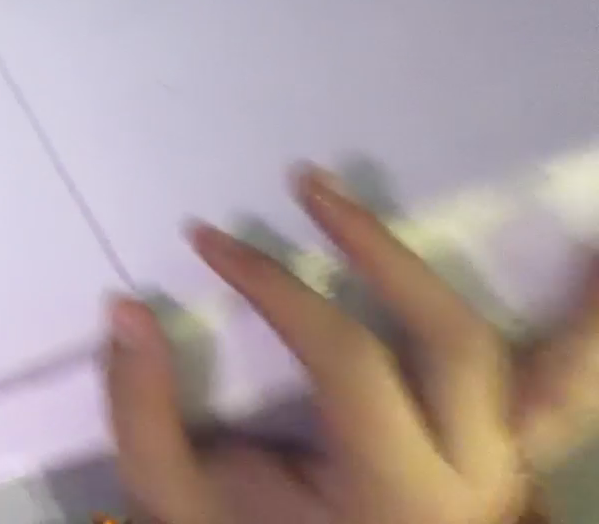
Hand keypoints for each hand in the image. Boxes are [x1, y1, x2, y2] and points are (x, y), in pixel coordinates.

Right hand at [106, 165, 598, 523]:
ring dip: (572, 305)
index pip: (344, 356)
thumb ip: (140, 402)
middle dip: (379, 251)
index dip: (273, 284)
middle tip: (308, 185)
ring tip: (577, 232)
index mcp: (392, 490)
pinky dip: (581, 347)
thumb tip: (124, 306)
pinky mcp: (505, 471)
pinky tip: (588, 284)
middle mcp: (476, 483)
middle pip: (454, 344)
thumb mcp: (167, 488)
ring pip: (555, 381)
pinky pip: (560, 402)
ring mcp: (506, 479)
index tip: (206, 238)